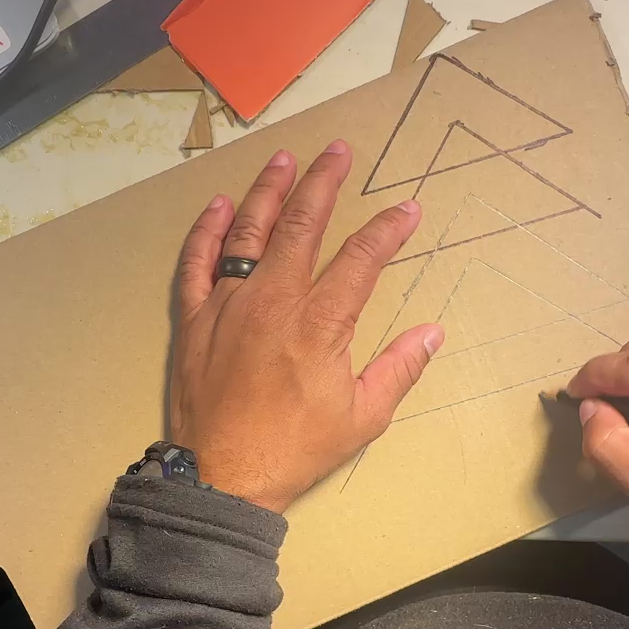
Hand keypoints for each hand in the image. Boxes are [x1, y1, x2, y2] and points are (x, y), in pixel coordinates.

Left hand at [171, 142, 445, 512]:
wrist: (223, 477)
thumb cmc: (296, 449)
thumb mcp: (363, 418)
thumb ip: (399, 369)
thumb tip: (433, 332)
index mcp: (320, 324)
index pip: (361, 259)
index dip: (388, 230)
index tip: (406, 210)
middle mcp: (274, 300)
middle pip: (302, 226)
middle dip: (323, 183)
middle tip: (337, 151)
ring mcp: (228, 305)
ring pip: (249, 232)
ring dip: (269, 191)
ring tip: (284, 158)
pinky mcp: (195, 319)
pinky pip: (197, 262)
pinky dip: (207, 231)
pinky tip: (220, 206)